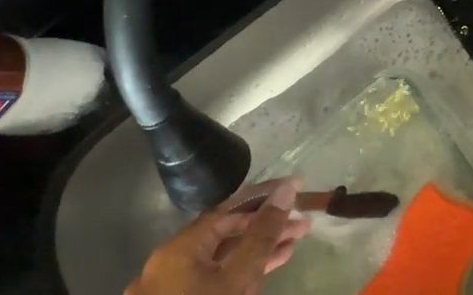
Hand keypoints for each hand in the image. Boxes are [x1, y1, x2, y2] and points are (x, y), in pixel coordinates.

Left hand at [125, 179, 313, 294]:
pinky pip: (213, 278)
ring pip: (221, 258)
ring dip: (257, 250)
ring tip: (293, 245)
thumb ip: (263, 232)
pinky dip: (239, 271)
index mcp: (179, 248)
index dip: (265, 195)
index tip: (297, 188)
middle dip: (266, 227)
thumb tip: (285, 190)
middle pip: (226, 233)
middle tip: (302, 224)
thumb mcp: (240, 276)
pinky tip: (268, 267)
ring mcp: (172, 287)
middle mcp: (170, 261)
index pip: (229, 208)